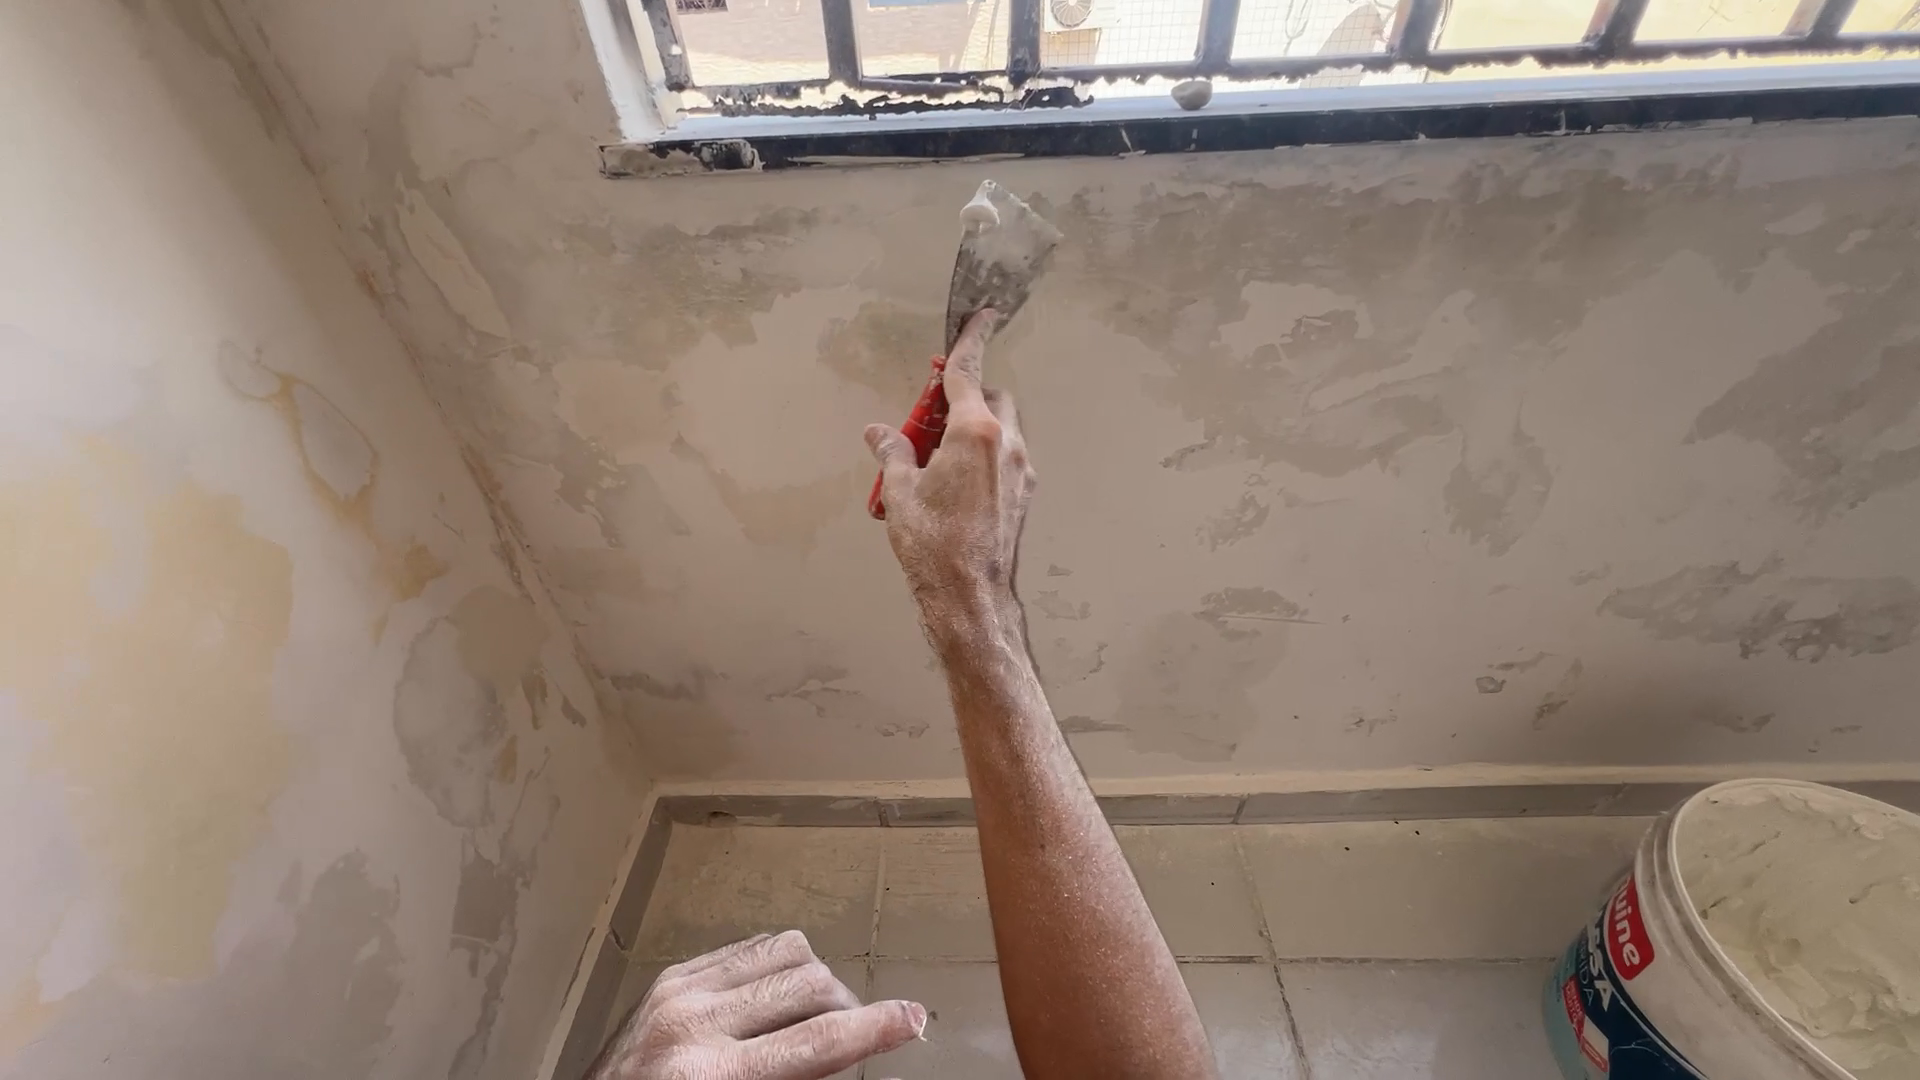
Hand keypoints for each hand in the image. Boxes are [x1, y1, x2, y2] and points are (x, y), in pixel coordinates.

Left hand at [588, 931, 925, 1079]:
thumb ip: (792, 1079)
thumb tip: (840, 1053)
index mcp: (709, 1077)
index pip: (816, 1041)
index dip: (874, 1028)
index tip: (914, 1018)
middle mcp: (695, 1020)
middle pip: (809, 982)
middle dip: (846, 1006)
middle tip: (854, 1034)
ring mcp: (680, 988)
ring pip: (786, 948)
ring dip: (815, 978)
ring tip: (814, 1013)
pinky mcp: (671, 975)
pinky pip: (749, 946)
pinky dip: (778, 964)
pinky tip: (777, 994)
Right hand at [866, 310, 1037, 619]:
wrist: (971, 596)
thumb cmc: (932, 542)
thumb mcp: (900, 492)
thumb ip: (892, 452)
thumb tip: (877, 431)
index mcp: (976, 432)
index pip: (969, 373)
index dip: (971, 340)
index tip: (983, 313)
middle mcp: (1008, 444)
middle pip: (992, 398)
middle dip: (966, 397)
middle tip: (930, 419)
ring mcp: (1022, 471)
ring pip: (1004, 429)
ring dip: (976, 427)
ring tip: (938, 458)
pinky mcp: (1026, 495)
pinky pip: (1007, 458)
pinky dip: (986, 454)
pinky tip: (958, 483)